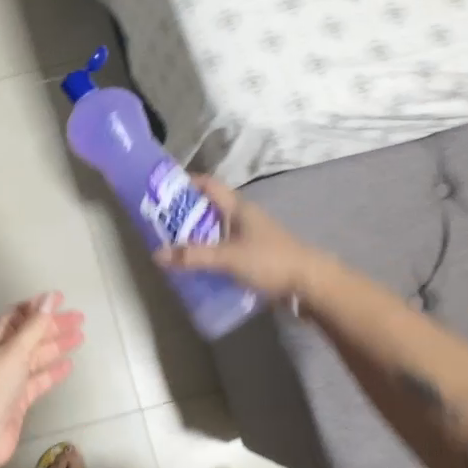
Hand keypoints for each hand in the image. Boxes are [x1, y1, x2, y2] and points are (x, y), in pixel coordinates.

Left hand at [0, 293, 85, 467]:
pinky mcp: (18, 401)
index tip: (59, 299)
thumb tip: (48, 297)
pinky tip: (68, 365)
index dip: (36, 306)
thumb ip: (34, 326)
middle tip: (79, 318)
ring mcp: (8, 379)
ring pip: (36, 357)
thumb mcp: (14, 351)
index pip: (16, 316)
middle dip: (52, 326)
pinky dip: (52, 372)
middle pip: (29, 335)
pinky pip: (38, 380)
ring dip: (56, 346)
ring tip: (80, 336)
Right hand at [155, 176, 326, 299]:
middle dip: (184, 215)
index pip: (209, 185)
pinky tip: (196, 267)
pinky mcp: (254, 257)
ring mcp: (250, 238)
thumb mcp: (228, 257)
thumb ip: (194, 256)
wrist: (310, 285)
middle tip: (158, 224)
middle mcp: (243, 218)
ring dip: (195, 238)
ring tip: (171, 247)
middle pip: (208, 210)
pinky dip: (208, 255)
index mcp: (238, 208)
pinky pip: (223, 250)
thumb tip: (157, 254)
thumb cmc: (271, 261)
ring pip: (215, 232)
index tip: (162, 189)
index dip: (186, 182)